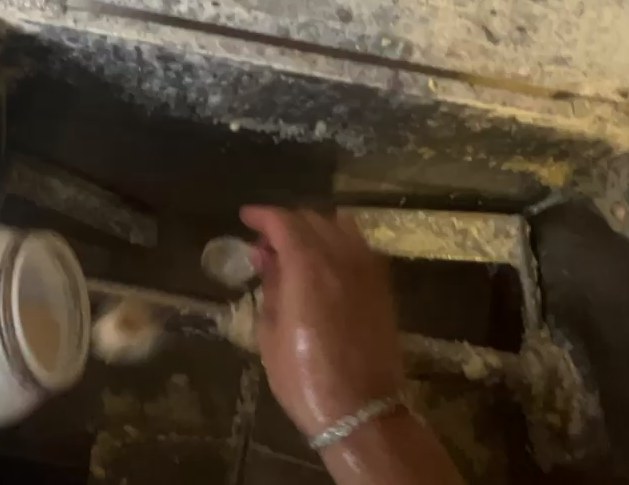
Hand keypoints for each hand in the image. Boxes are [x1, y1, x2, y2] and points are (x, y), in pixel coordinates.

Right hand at [240, 206, 405, 439]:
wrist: (361, 413)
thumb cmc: (304, 378)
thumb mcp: (270, 333)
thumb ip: (270, 285)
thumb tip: (265, 256)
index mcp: (307, 266)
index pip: (282, 221)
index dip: (261, 215)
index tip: (246, 217)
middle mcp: (339, 257)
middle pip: (310, 218)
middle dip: (285, 224)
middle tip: (266, 245)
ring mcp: (366, 269)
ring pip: (339, 226)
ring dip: (315, 228)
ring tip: (298, 249)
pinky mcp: (382, 286)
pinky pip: (359, 246)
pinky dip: (339, 243)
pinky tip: (325, 264)